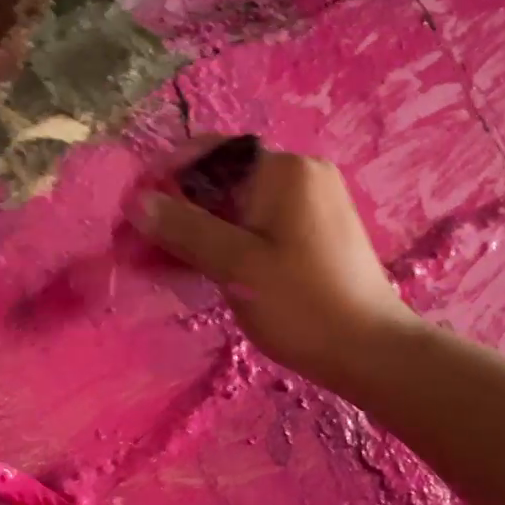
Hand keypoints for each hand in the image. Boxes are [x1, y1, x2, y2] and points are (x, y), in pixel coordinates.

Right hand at [135, 147, 419, 389]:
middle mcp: (302, 175)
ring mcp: (314, 204)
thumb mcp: (236, 267)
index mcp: (284, 170)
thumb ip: (185, 229)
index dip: (166, 178)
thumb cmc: (302, 306)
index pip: (210, 153)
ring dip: (203, 230)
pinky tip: (208, 270)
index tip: (134, 214)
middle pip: (225, 180)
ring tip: (169, 264)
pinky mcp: (318, 233)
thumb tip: (138, 201)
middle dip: (182, 210)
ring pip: (242, 206)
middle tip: (145, 248)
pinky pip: (263, 225)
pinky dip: (232, 242)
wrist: (371, 351)